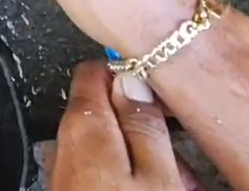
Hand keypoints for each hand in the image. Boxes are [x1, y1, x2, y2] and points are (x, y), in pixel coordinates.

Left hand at [47, 61, 185, 190]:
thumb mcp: (156, 178)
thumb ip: (144, 126)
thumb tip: (132, 80)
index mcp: (83, 124)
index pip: (96, 71)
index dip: (130, 74)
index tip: (161, 91)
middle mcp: (65, 140)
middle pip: (106, 111)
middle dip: (145, 125)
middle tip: (183, 152)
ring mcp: (65, 169)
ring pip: (110, 146)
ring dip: (144, 156)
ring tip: (182, 181)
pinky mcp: (71, 189)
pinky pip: (103, 171)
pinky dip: (129, 177)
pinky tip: (153, 190)